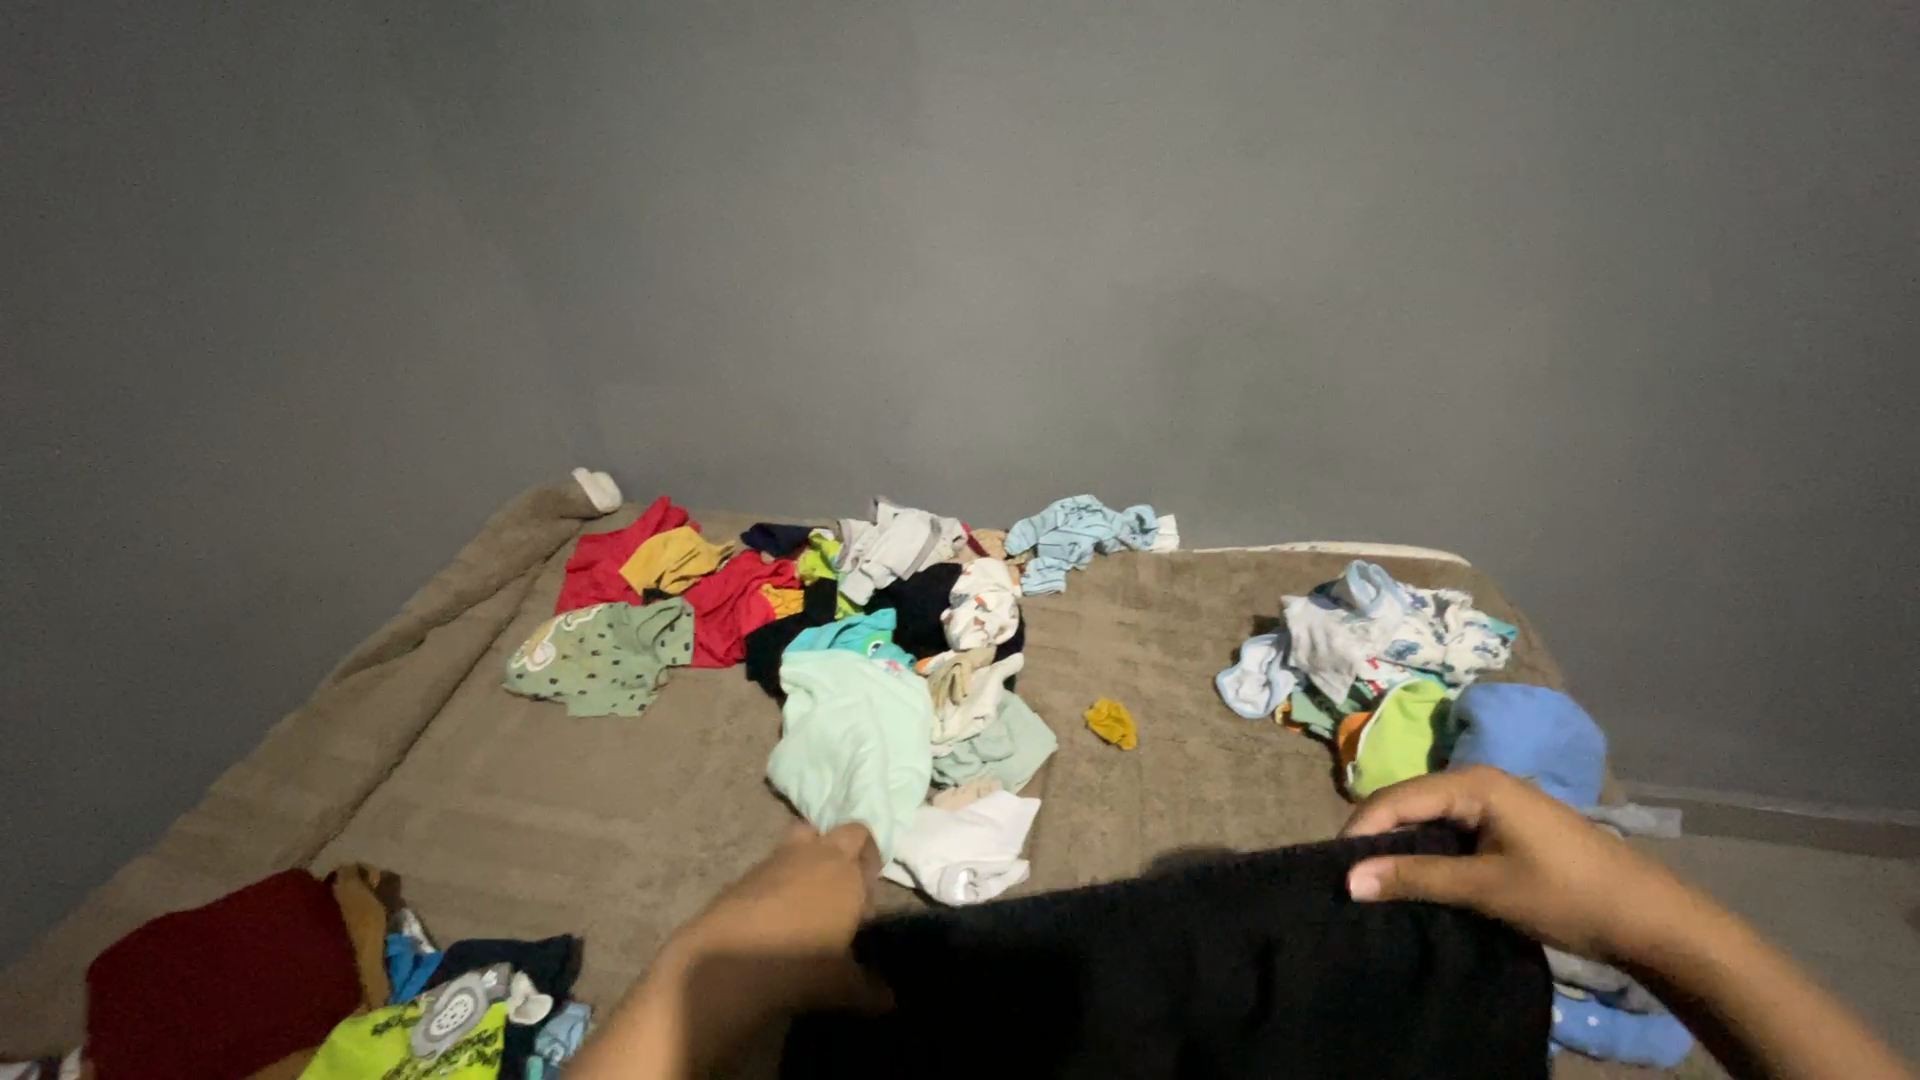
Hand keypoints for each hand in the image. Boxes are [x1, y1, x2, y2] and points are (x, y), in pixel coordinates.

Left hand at [569, 823, 888, 1079]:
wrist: (729, 959)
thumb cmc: (800, 963)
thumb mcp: (840, 983)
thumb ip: (866, 987)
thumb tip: (889, 1001)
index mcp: (846, 870)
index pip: (867, 840)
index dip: (869, 862)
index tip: (866, 893)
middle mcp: (817, 854)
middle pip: (841, 832)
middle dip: (847, 849)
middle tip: (845, 883)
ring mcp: (778, 858)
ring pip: (803, 839)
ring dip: (811, 857)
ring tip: (809, 895)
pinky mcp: (747, 872)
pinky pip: (773, 864)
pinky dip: (779, 878)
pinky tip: (775, 911)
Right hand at [1340, 766, 1706, 964]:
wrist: (1661, 924)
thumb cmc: (1571, 896)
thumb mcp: (1486, 888)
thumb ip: (1415, 878)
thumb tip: (1348, 880)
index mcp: (1472, 782)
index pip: (1395, 798)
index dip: (1361, 830)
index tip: (1336, 868)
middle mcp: (1477, 780)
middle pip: (1407, 803)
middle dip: (1377, 837)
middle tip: (1352, 876)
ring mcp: (1494, 801)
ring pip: (1426, 817)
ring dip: (1401, 846)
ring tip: (1376, 878)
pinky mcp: (1504, 824)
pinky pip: (1448, 829)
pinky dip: (1428, 851)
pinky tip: (1417, 876)